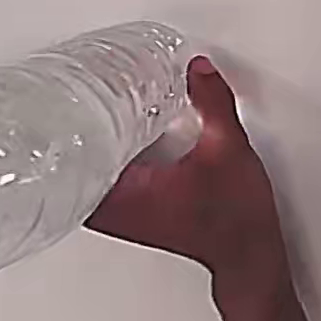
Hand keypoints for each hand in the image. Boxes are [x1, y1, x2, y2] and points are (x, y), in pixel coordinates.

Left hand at [86, 56, 289, 305]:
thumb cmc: (234, 215)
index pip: (73, 150)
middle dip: (82, 122)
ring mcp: (117, 214)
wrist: (247, 250)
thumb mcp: (228, 147)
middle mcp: (109, 209)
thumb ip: (213, 102)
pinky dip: (112, 153)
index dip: (72, 116)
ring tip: (105, 104)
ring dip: (97, 138)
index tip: (76, 88)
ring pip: (88, 167)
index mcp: (121, 194)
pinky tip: (128, 133)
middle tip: (88, 87)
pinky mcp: (131, 212)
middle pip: (74, 157)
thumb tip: (197, 69)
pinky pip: (105, 176)